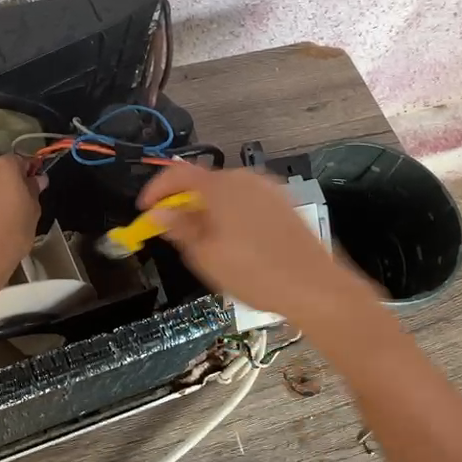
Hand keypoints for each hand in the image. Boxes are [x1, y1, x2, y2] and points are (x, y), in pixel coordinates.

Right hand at [139, 161, 373, 322]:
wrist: (316, 288)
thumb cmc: (257, 273)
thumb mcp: (205, 256)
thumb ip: (179, 229)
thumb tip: (160, 214)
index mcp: (221, 186)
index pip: (177, 173)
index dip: (156, 189)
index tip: (146, 209)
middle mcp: (246, 180)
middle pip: (204, 182)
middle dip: (184, 203)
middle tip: (173, 231)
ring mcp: (269, 190)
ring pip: (226, 194)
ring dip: (208, 211)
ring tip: (203, 244)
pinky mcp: (285, 205)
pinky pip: (247, 203)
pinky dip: (232, 215)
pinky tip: (234, 245)